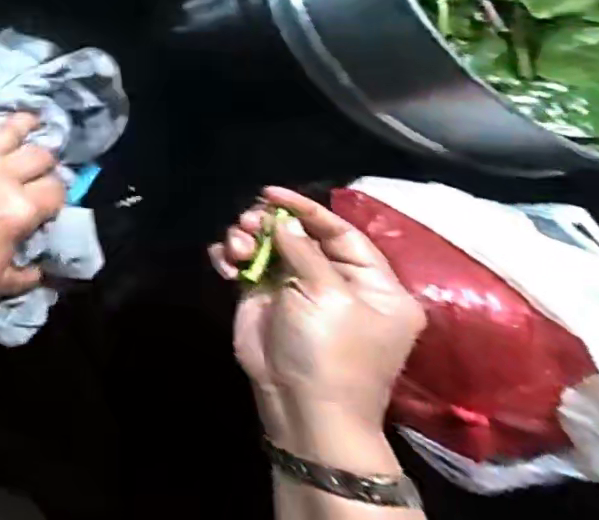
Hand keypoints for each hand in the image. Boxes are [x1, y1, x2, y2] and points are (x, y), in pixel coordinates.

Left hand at [0, 111, 65, 311]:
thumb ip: (26, 275)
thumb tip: (43, 271)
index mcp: (21, 210)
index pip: (56, 190)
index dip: (58, 195)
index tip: (52, 200)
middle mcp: (5, 176)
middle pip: (39, 155)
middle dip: (46, 161)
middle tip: (42, 165)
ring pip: (10, 128)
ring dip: (25, 124)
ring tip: (33, 121)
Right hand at [208, 187, 423, 461]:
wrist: (301, 406)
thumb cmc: (330, 350)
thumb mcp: (327, 294)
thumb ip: (303, 249)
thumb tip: (282, 219)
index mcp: (371, 284)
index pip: (340, 231)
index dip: (306, 208)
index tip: (271, 192)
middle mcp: (335, 281)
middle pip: (298, 233)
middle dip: (270, 223)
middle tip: (249, 222)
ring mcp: (296, 289)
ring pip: (267, 244)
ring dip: (247, 238)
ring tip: (237, 249)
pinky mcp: (263, 297)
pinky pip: (246, 263)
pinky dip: (232, 258)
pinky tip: (227, 266)